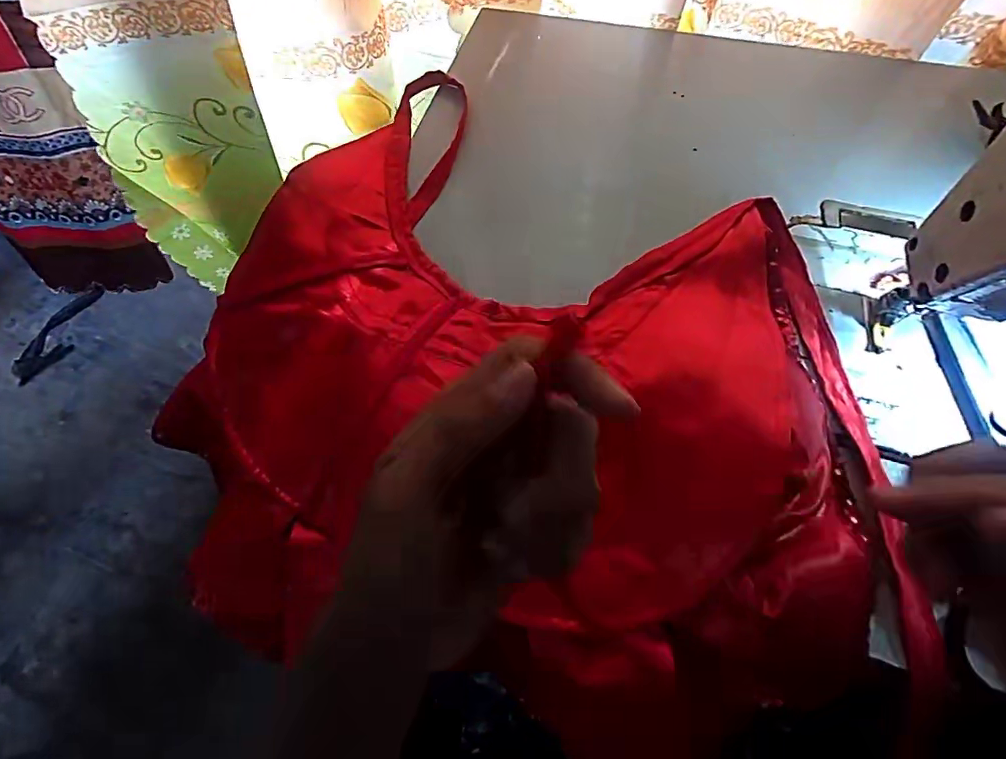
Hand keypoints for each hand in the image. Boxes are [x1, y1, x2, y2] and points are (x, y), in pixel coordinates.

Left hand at [335, 335, 637, 667]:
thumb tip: (528, 371)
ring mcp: (522, 482)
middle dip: (558, 476)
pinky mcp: (538, 526)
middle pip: (569, 422)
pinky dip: (548, 551)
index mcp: (462, 411)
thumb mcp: (408, 489)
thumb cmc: (386, 561)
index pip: (530, 361)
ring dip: (546, 523)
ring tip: (497, 546)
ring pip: (579, 478)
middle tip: (511, 514)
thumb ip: (461, 425)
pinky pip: (577, 526)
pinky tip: (507, 567)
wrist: (391, 645)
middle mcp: (499, 437)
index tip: (618, 411)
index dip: (578, 372)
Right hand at [869, 443, 1005, 758]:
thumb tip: (1002, 516)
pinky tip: (931, 581)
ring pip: (978, 502)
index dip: (968, 491)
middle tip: (890, 513)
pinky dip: (935, 546)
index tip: (902, 506)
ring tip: (923, 571)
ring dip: (934, 518)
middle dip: (944, 490)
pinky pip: (969, 544)